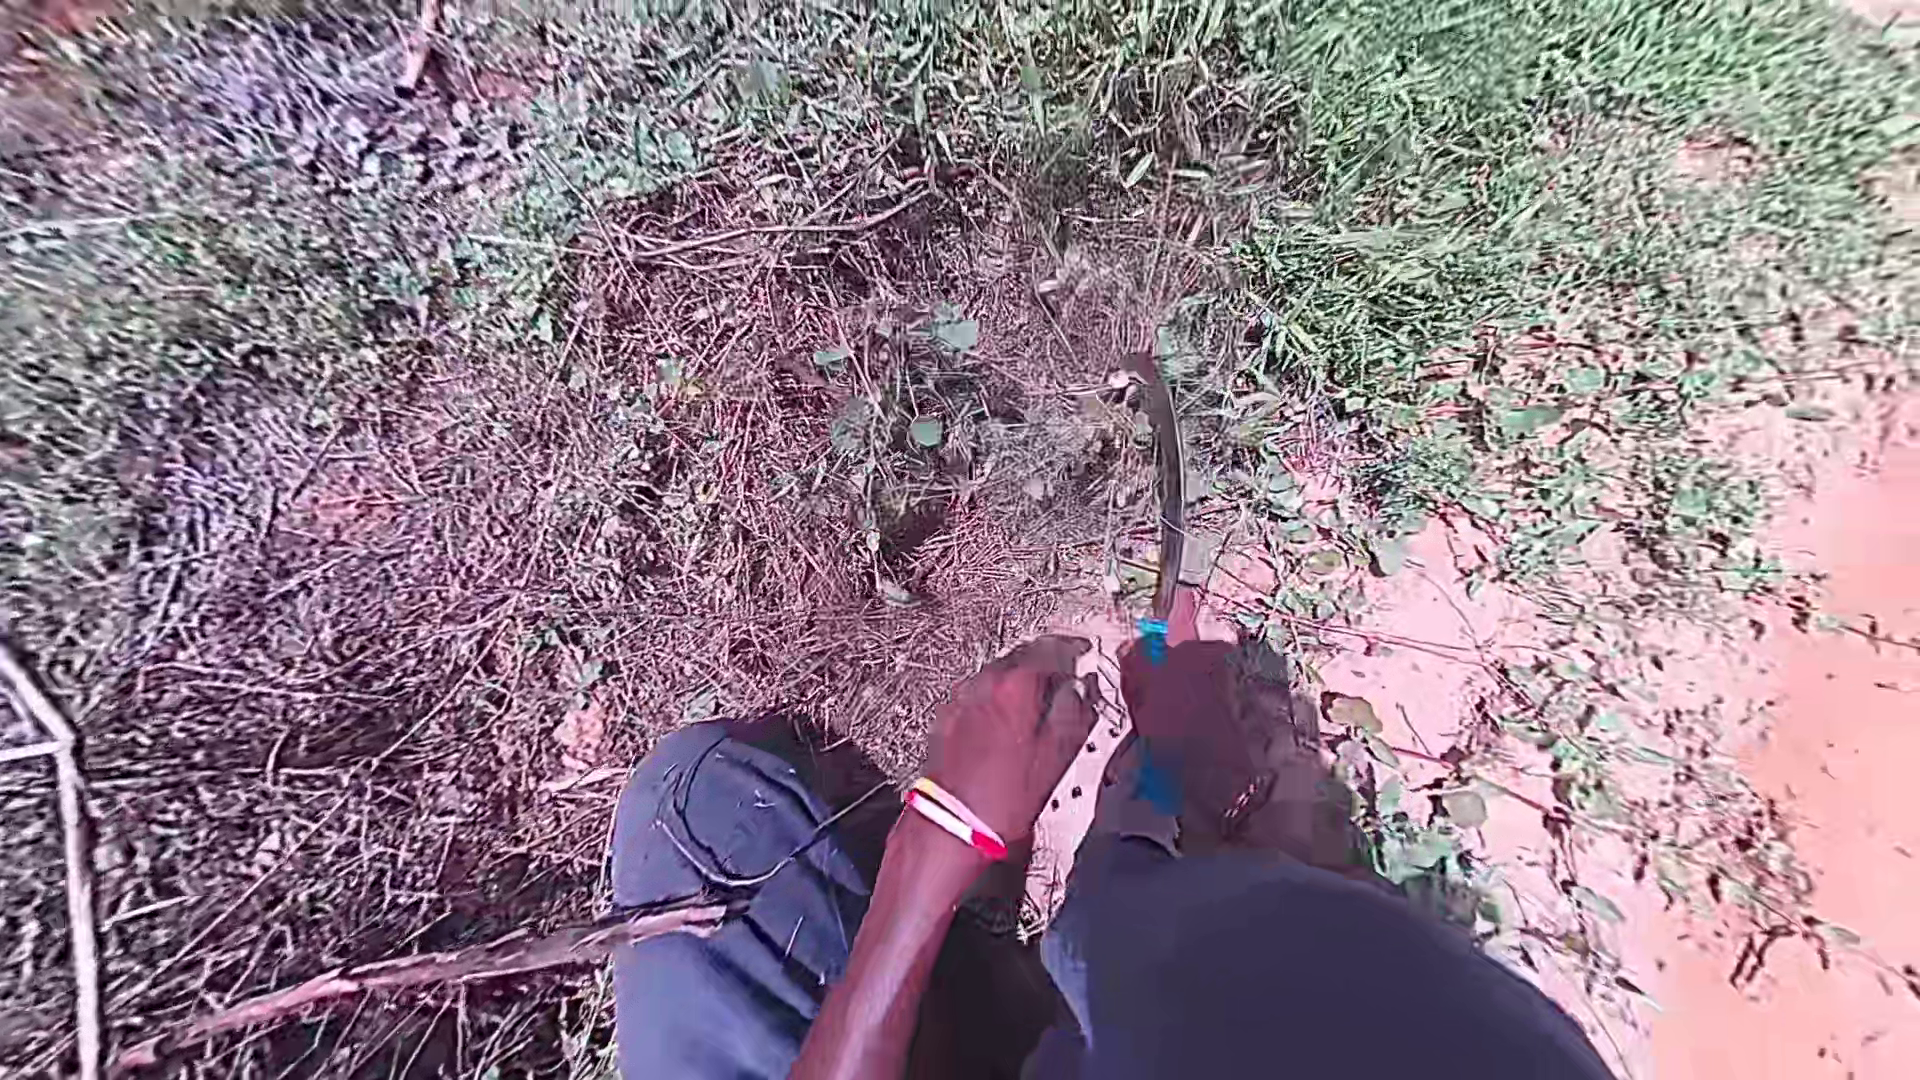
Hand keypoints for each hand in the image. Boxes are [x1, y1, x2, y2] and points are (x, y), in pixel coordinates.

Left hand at [922, 635, 1096, 843]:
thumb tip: (1083, 692)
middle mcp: (985, 682)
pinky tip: (1003, 722)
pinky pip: (978, 693)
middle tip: (1061, 678)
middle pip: (1021, 657)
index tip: (1080, 652)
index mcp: (1016, 686)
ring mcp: (963, 696)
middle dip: (1043, 664)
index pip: (1050, 648)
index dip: (1071, 649)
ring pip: (998, 674)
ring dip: (1017, 681)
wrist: (956, 821)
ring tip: (1033, 705)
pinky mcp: (948, 712)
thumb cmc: (1004, 796)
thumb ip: (1074, 712)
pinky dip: (994, 698)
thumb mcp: (1056, 756)